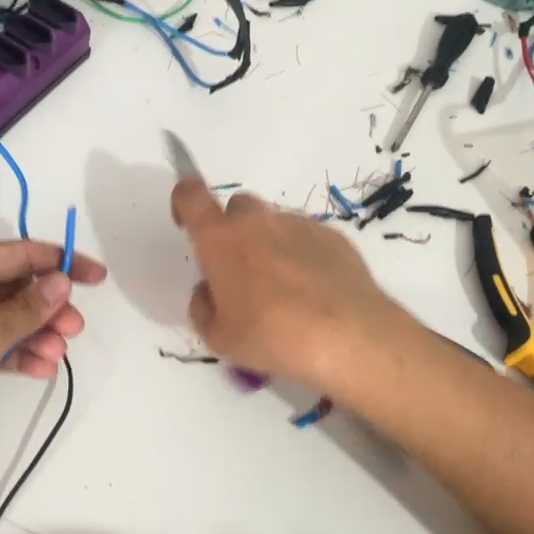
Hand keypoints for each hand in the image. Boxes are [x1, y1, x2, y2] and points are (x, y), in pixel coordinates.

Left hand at [0, 240, 106, 459]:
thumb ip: (27, 309)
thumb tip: (61, 281)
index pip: (18, 254)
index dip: (60, 261)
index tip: (97, 276)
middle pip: (12, 287)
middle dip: (48, 306)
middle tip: (75, 328)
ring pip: (4, 318)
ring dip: (35, 333)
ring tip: (59, 355)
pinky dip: (16, 353)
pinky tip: (41, 369)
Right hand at [171, 179, 415, 394]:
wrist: (349, 337)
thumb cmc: (272, 336)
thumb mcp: (218, 337)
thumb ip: (203, 307)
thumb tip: (208, 293)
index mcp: (220, 239)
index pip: (191, 196)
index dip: (184, 201)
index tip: (186, 222)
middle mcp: (258, 222)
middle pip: (236, 207)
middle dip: (231, 230)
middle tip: (237, 271)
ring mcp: (299, 225)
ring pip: (273, 224)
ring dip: (268, 244)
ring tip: (281, 289)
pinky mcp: (334, 238)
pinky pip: (306, 238)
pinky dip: (301, 256)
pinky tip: (312, 292)